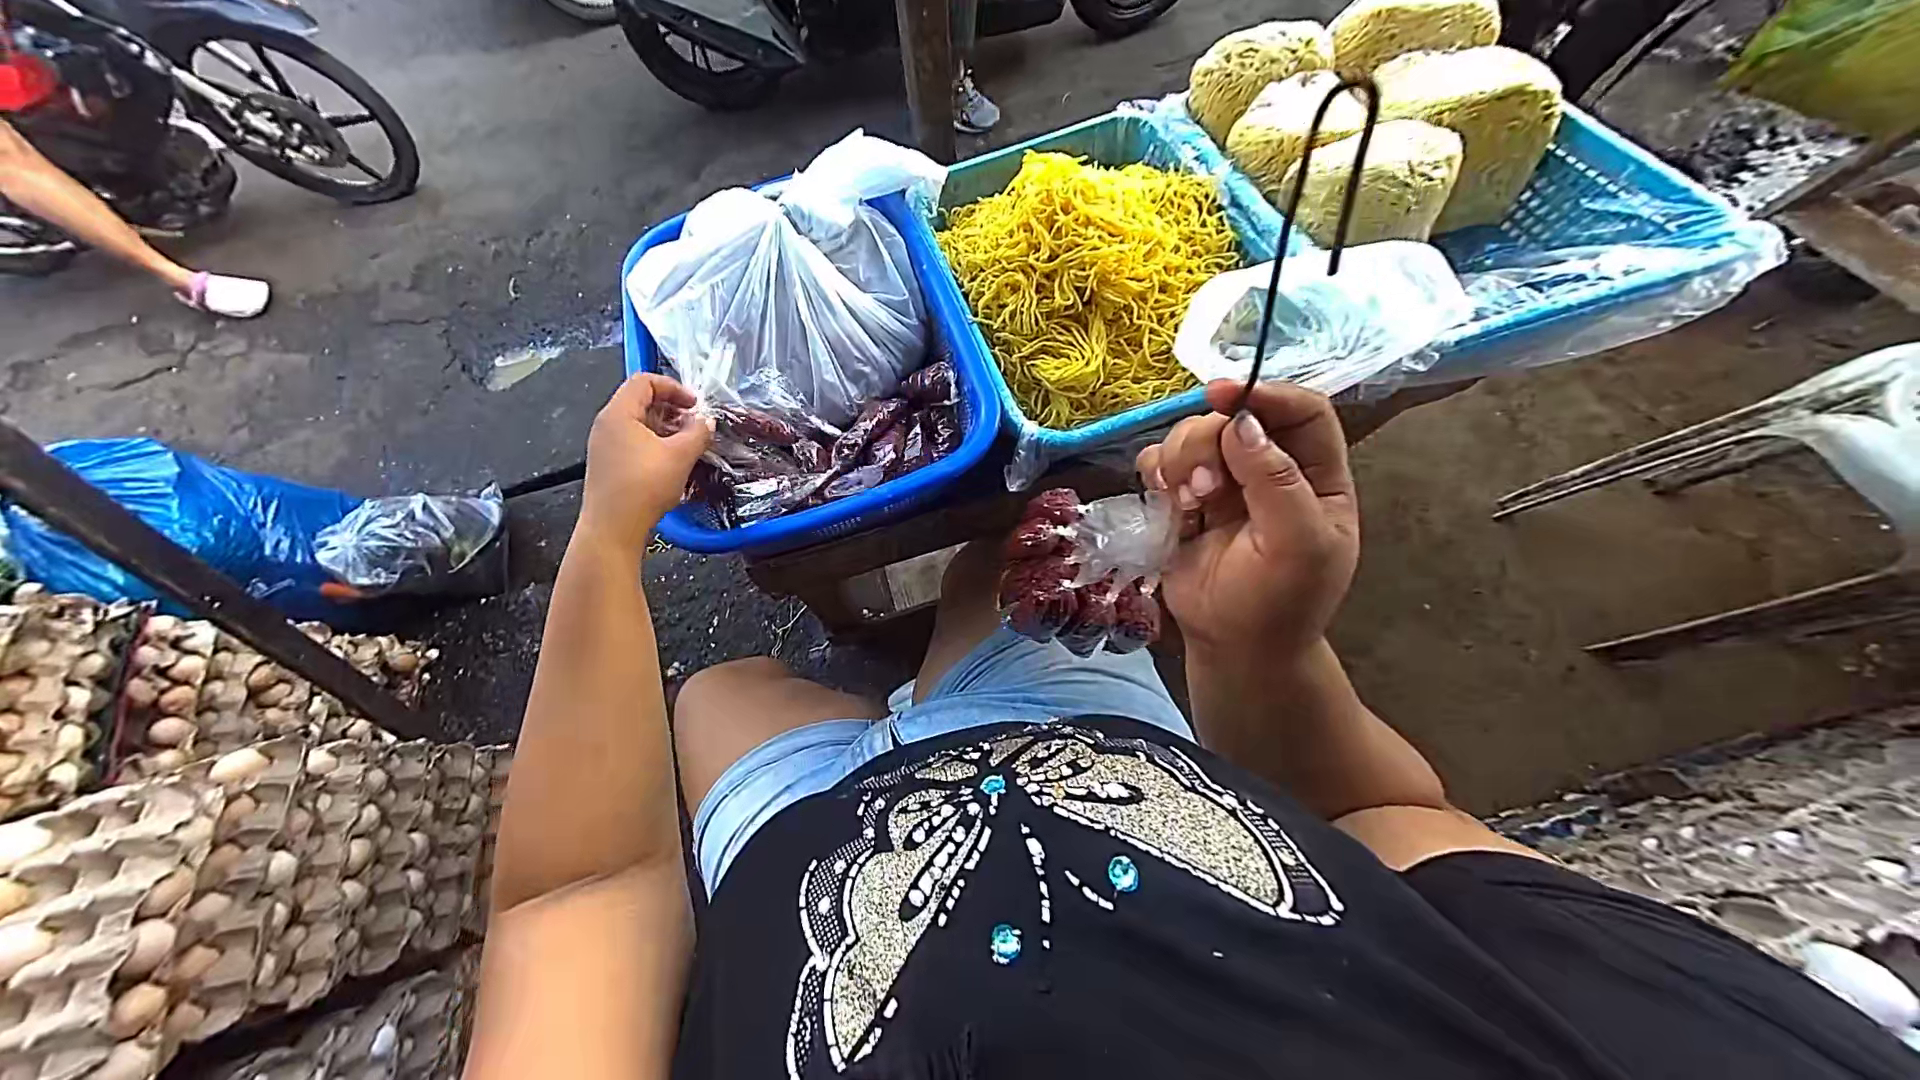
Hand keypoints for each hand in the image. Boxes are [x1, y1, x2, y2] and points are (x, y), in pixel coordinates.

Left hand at [580, 373, 712, 549]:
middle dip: (673, 409)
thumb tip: (707, 422)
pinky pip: (634, 441)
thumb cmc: (645, 486)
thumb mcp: (681, 456)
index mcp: (619, 413)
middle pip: (641, 401)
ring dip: (667, 428)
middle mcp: (607, 424)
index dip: (674, 387)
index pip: (645, 381)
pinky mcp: (609, 463)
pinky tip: (672, 462)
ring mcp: (605, 444)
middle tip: (695, 425)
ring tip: (688, 445)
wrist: (613, 527)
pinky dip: (656, 443)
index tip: (696, 405)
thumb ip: (698, 433)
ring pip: (640, 423)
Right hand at [1136, 379, 1358, 663]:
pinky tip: (1164, 500)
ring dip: (1179, 461)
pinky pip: (1159, 462)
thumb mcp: (1297, 545)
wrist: (1234, 646)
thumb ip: (1276, 481)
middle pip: (1232, 419)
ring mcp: (1221, 484)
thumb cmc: (1278, 602)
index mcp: (1314, 476)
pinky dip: (1155, 472)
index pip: (1301, 411)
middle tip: (1202, 490)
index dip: (1265, 395)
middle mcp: (1267, 470)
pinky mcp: (1180, 500)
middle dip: (1207, 443)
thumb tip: (1242, 424)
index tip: (1222, 396)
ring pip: (1191, 436)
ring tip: (1186, 505)